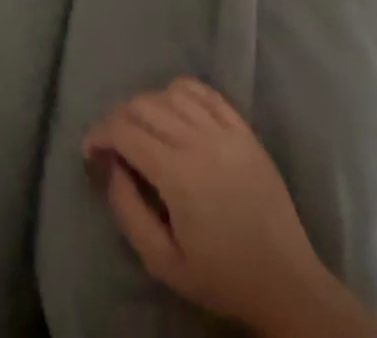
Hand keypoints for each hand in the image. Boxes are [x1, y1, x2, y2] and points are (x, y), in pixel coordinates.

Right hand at [83, 79, 376, 336]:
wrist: (286, 282)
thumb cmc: (221, 277)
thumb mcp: (161, 260)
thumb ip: (127, 210)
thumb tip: (112, 168)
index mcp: (179, 175)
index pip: (124, 131)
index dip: (98, 135)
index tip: (91, 154)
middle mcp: (202, 142)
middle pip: (144, 105)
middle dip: (117, 119)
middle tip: (112, 145)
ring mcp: (228, 133)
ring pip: (173, 93)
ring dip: (147, 105)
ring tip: (143, 131)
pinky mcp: (246, 132)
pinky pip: (207, 94)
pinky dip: (182, 93)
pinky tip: (174, 113)